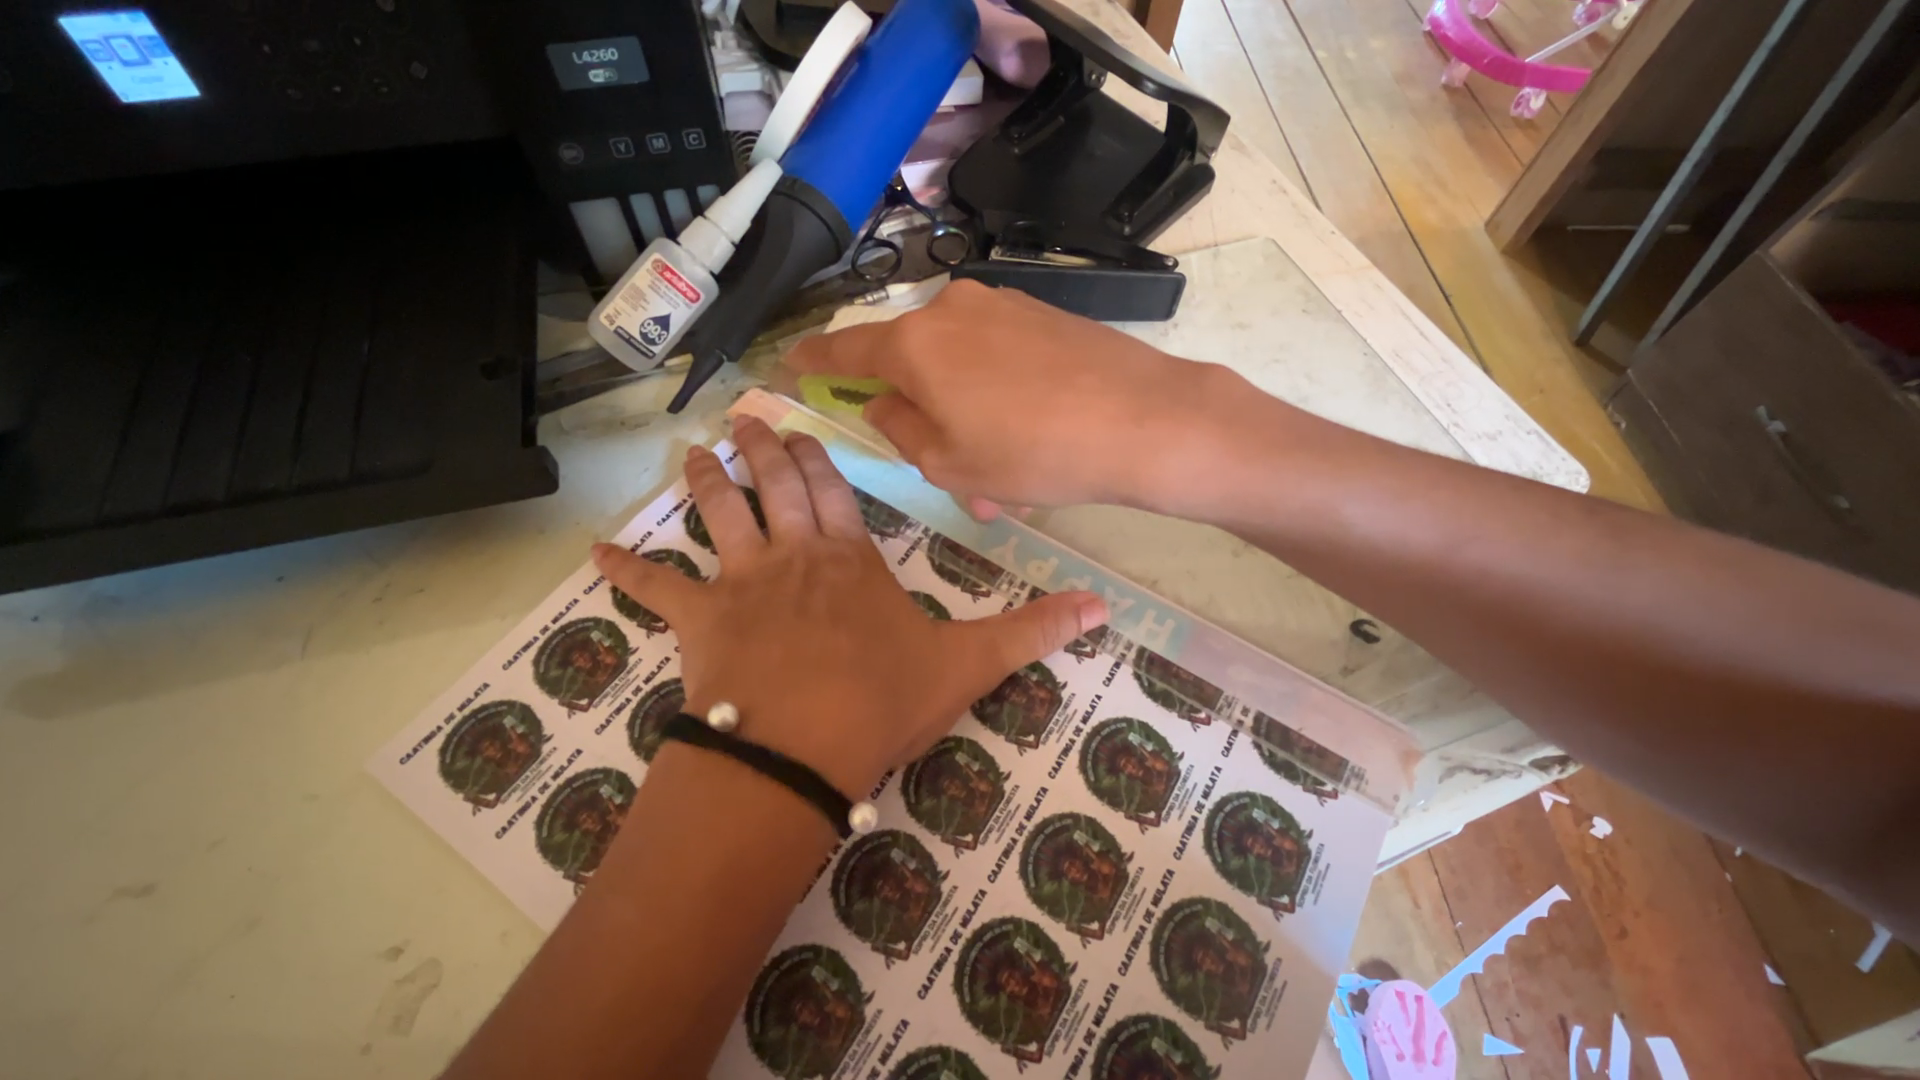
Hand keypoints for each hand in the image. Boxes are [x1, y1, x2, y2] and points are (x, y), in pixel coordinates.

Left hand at [591, 416, 1105, 797]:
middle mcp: (794, 553)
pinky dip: (624, 572)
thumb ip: (1032, 633)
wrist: (802, 745)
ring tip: (691, 450)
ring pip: (718, 514)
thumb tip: (1104, 608)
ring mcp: (740, 582)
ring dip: (705, 480)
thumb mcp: (969, 665)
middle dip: (761, 449)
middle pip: (775, 486)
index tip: (800, 427)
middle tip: (743, 417)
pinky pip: (652, 590)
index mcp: (851, 558)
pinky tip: (593, 554)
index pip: (835, 491)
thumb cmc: (883, 698)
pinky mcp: (696, 620)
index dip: (820, 458)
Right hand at [787, 280, 1242, 518]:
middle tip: (946, 473)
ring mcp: (1001, 305)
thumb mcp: (949, 462)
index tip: (789, 363)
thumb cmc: (1034, 453)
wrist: (1145, 421)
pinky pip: (998, 358)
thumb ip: (899, 428)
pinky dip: (999, 399)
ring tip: (1004, 478)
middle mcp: (951, 310)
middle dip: (922, 417)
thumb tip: (881, 401)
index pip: (845, 350)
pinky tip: (1032, 441)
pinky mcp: (1043, 313)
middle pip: (911, 363)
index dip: (813, 361)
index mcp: (915, 345)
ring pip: (960, 368)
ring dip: (967, 418)